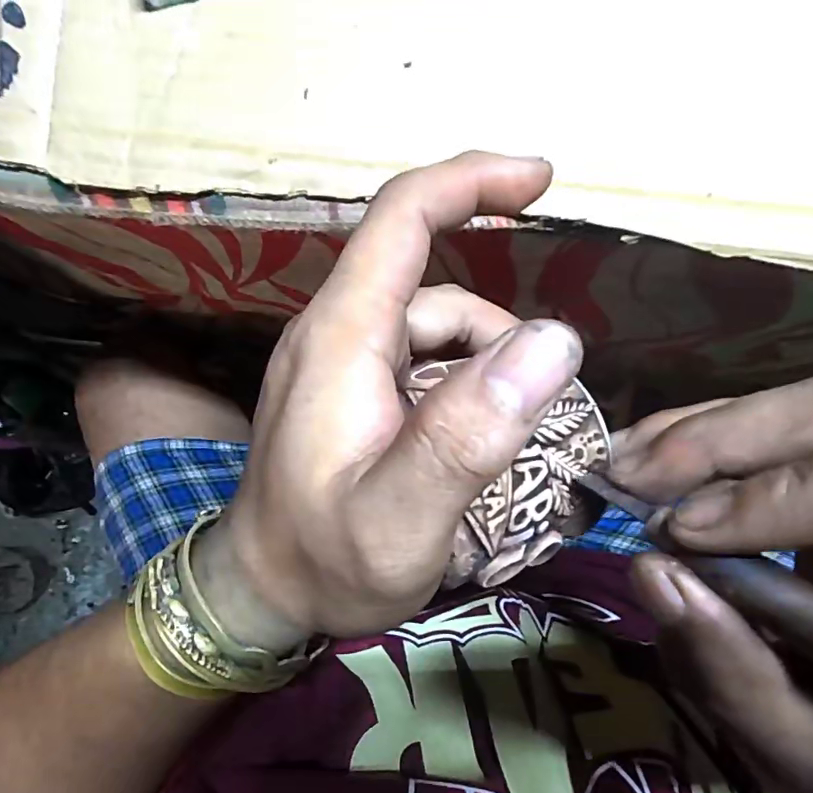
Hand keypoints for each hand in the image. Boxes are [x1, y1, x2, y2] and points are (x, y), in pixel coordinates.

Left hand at [193, 152, 584, 648]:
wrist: (258, 593)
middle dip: (496, 333)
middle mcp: (329, 339)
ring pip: (425, 331)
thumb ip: (467, 434)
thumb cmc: (322, 563)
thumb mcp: (401, 516)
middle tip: (532, 414)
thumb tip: (554, 340)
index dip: (471, 181)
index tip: (541, 180)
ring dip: (477, 369)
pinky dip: (451, 387)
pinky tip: (461, 440)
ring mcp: (329, 369)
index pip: (401, 220)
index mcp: (340, 342)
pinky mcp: (336, 398)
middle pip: (428, 286)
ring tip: (497, 444)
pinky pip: (408, 365)